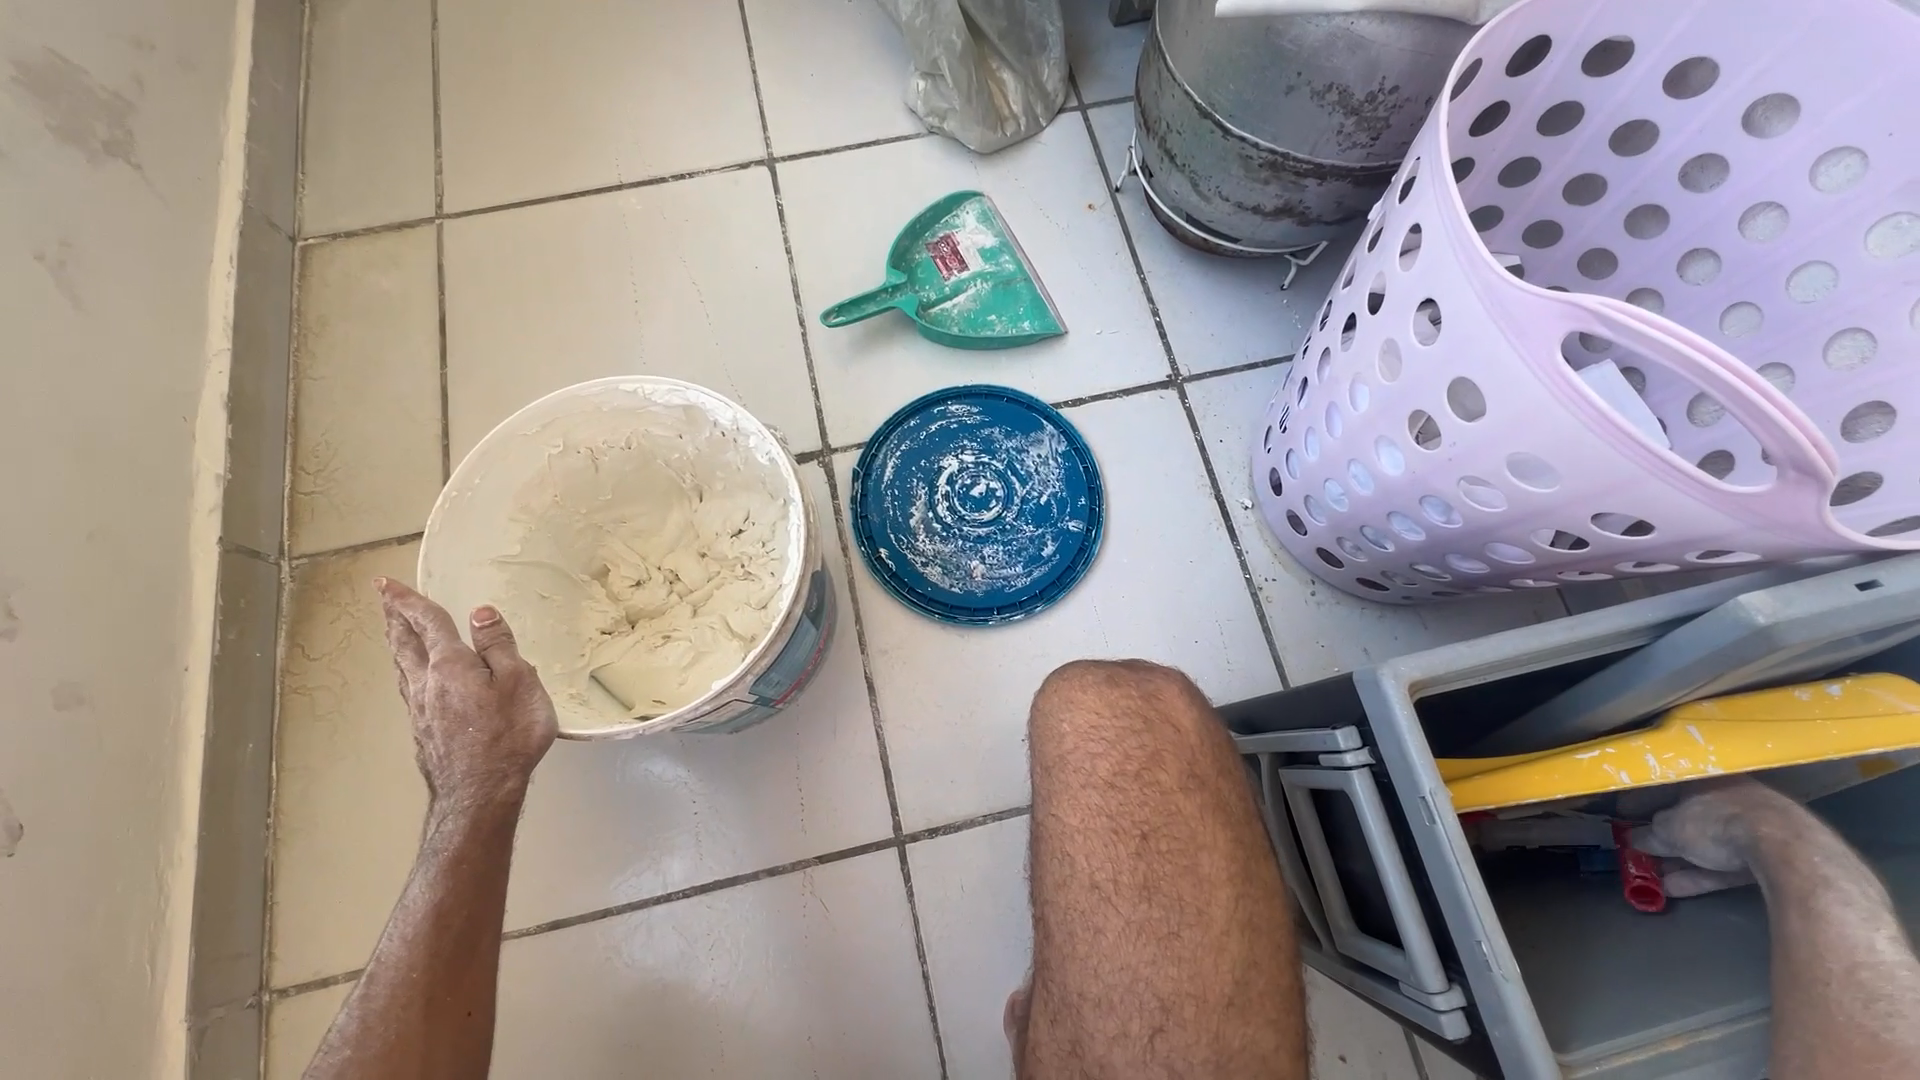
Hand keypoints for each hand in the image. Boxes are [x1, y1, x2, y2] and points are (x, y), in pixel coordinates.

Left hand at [377, 578, 557, 811]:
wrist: (480, 793)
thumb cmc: (508, 734)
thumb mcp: (518, 682)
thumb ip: (499, 647)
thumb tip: (481, 613)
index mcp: (450, 666)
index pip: (428, 624)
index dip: (408, 602)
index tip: (387, 584)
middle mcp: (427, 684)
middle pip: (404, 644)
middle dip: (395, 619)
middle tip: (383, 600)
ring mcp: (421, 711)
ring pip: (402, 668)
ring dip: (397, 645)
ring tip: (394, 633)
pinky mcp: (424, 732)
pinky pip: (410, 690)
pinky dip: (408, 671)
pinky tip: (414, 678)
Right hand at [1630, 778, 1793, 897]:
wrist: (1786, 849)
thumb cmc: (1715, 823)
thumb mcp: (1669, 829)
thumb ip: (1649, 834)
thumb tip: (1634, 840)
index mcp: (1704, 779)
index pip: (1664, 789)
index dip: (1639, 804)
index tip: (1623, 818)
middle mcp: (1731, 798)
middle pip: (1690, 820)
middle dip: (1665, 841)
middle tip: (1643, 854)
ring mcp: (1757, 829)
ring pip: (1710, 846)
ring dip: (1682, 863)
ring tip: (1655, 880)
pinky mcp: (1774, 858)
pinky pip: (1729, 865)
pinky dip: (1704, 876)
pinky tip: (1677, 889)